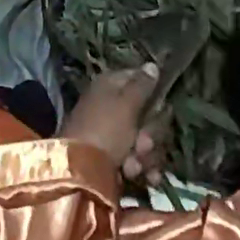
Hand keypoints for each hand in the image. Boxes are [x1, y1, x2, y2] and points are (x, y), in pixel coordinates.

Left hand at [61, 65, 165, 182]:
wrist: (80, 171)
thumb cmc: (104, 130)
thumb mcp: (126, 104)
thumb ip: (142, 86)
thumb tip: (152, 64)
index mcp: (110, 85)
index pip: (140, 79)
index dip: (153, 93)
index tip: (159, 106)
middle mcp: (112, 105)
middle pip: (148, 113)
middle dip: (150, 133)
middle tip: (142, 143)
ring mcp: (114, 131)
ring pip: (147, 137)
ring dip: (146, 154)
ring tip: (133, 164)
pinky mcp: (116, 155)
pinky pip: (140, 157)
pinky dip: (141, 167)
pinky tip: (138, 175)